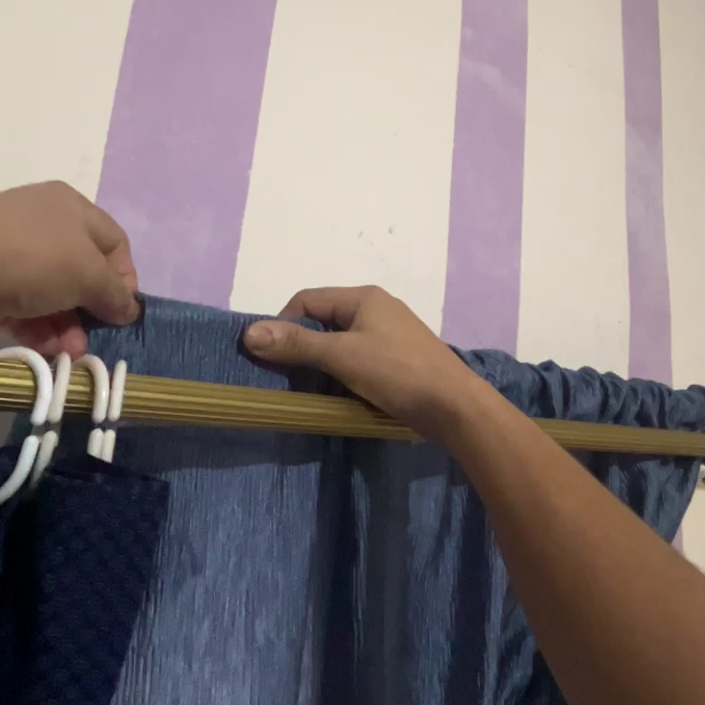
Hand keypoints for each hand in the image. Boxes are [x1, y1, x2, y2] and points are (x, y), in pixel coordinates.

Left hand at [0, 181, 139, 355]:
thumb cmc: (35, 259)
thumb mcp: (90, 275)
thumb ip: (116, 295)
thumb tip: (129, 310)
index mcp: (71, 206)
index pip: (114, 243)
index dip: (125, 278)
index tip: (123, 311)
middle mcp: (42, 220)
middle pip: (81, 270)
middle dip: (91, 310)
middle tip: (94, 338)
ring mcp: (8, 247)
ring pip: (51, 290)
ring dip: (66, 325)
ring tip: (69, 352)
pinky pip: (20, 302)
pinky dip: (36, 325)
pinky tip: (45, 348)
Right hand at [242, 286, 493, 439]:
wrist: (454, 406)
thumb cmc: (398, 372)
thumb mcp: (343, 356)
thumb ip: (297, 344)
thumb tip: (249, 332)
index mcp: (363, 297)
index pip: (307, 300)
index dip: (283, 324)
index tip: (269, 358)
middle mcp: (376, 309)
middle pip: (323, 321)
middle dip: (302, 347)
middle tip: (287, 379)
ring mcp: (389, 335)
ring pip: (340, 344)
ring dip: (322, 364)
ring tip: (311, 391)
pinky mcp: (397, 360)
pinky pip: (358, 360)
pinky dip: (343, 375)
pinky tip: (339, 396)